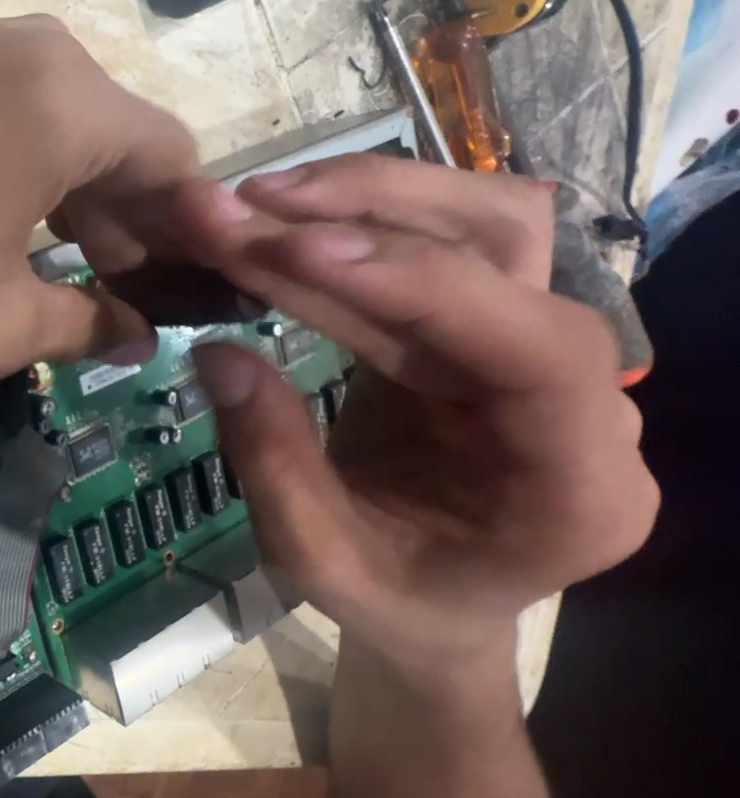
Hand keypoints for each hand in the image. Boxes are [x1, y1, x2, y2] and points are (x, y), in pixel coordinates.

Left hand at [0, 0, 199, 426]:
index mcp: (50, 93)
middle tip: (120, 282)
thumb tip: (142, 330)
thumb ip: (89, 319)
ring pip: (28, 107)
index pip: (162, 150)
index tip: (187, 276)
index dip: (181, 221)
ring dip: (55, 180)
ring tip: (58, 262)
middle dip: (114, 203)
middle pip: (95, 121)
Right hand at [160, 156, 657, 670]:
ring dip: (367, 196)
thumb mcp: (315, 555)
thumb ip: (273, 462)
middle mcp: (581, 398)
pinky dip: (357, 219)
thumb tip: (217, 353)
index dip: (421, 285)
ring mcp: (536, 351)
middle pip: (513, 258)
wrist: (434, 601)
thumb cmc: (388, 595)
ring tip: (256, 198)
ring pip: (485, 224)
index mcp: (574, 484)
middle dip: (366, 218)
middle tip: (240, 209)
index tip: (298, 250)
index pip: (534, 351)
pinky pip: (437, 246)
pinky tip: (283, 218)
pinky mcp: (484, 327)